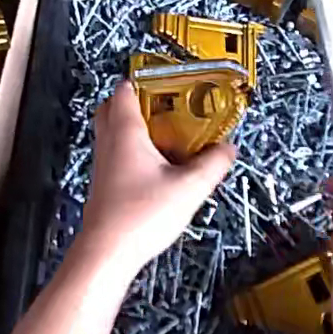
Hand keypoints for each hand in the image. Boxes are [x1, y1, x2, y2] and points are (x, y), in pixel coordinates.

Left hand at [72, 81, 234, 279]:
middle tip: (168, 106)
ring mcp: (104, 163)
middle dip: (139, 100)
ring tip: (169, 135)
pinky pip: (117, 153)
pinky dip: (134, 149)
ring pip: (114, 130)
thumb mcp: (189, 188)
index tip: (171, 82)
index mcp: (125, 132)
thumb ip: (213, 164)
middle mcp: (109, 142)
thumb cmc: (140, 216)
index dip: (146, 80)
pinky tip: (158, 166)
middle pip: (114, 106)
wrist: (106, 254)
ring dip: (137, 126)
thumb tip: (228, 148)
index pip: (125, 89)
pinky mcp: (105, 183)